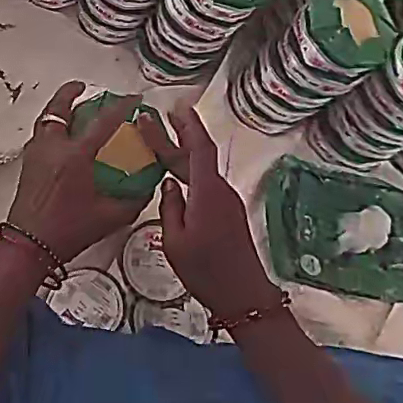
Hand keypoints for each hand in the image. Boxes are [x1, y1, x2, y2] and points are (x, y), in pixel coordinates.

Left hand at [6, 81, 153, 262]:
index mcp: (75, 156)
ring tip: (70, 106)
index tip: (133, 99)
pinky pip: (40, 135)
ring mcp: (36, 155)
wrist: (29, 246)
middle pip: (59, 109)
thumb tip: (147, 185)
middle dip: (71, 93)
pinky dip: (51, 127)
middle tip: (82, 86)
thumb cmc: (68, 231)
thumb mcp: (110, 216)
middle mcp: (53, 148)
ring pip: (46, 120)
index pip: (103, 121)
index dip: (121, 107)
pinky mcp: (27, 165)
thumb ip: (133, 198)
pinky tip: (60, 136)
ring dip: (58, 109)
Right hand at [139, 105, 285, 316]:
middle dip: (179, 135)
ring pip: (201, 171)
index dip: (188, 126)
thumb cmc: (206, 270)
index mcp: (207, 193)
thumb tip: (169, 185)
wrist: (243, 295)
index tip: (176, 107)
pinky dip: (188, 174)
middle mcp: (220, 191)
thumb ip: (170, 208)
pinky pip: (204, 185)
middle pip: (199, 156)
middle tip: (158, 118)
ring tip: (160, 142)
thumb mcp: (175, 241)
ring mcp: (226, 202)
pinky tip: (174, 176)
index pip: (198, 149)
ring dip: (182, 155)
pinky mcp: (227, 214)